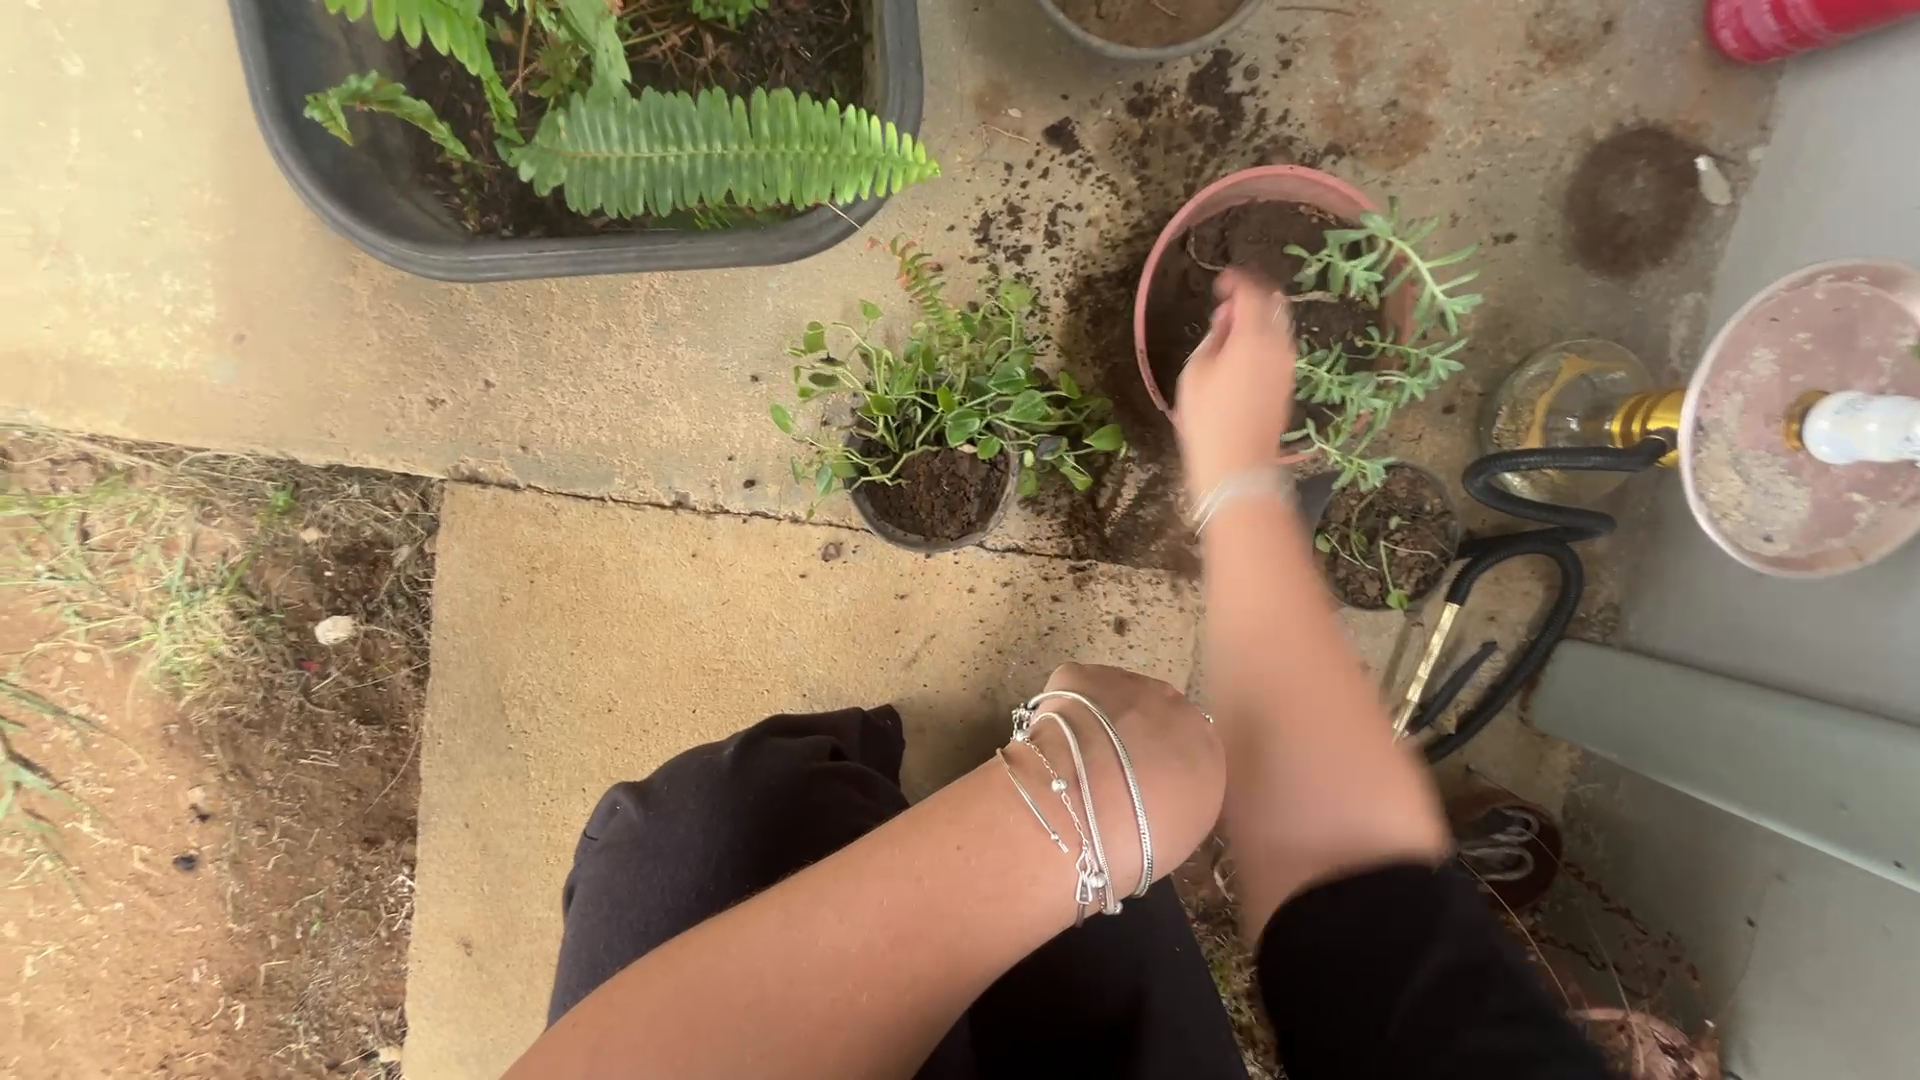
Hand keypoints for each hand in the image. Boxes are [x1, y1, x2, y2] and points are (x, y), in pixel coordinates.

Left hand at [1012, 663, 1223, 909]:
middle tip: (1103, 768)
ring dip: (1098, 717)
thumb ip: (1175, 805)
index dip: (1158, 762)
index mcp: (1207, 752)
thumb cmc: (1133, 845)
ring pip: (1114, 696)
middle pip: (1153, 714)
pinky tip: (1050, 737)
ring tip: (1073, 755)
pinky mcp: (1084, 675)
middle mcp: (1176, 708)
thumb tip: (1154, 802)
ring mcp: (1130, 684)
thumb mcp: (1175, 838)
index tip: (1137, 783)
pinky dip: (1062, 707)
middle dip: (1130, 735)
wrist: (1079, 812)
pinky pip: (1074, 688)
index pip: (1186, 749)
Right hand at [1174, 268, 1299, 503]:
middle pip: (1272, 306)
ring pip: (1278, 327)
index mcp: (1253, 337)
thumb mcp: (1195, 372)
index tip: (1220, 282)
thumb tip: (1226, 319)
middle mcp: (1278, 345)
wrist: (1237, 464)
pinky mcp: (1286, 384)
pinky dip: (1263, 340)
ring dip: (1258, 320)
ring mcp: (1287, 366)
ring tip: (1230, 331)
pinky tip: (1242, 354)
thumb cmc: (1206, 419)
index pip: (1252, 292)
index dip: (1236, 281)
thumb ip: (1214, 337)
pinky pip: (1278, 348)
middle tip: (1226, 305)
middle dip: (1251, 297)